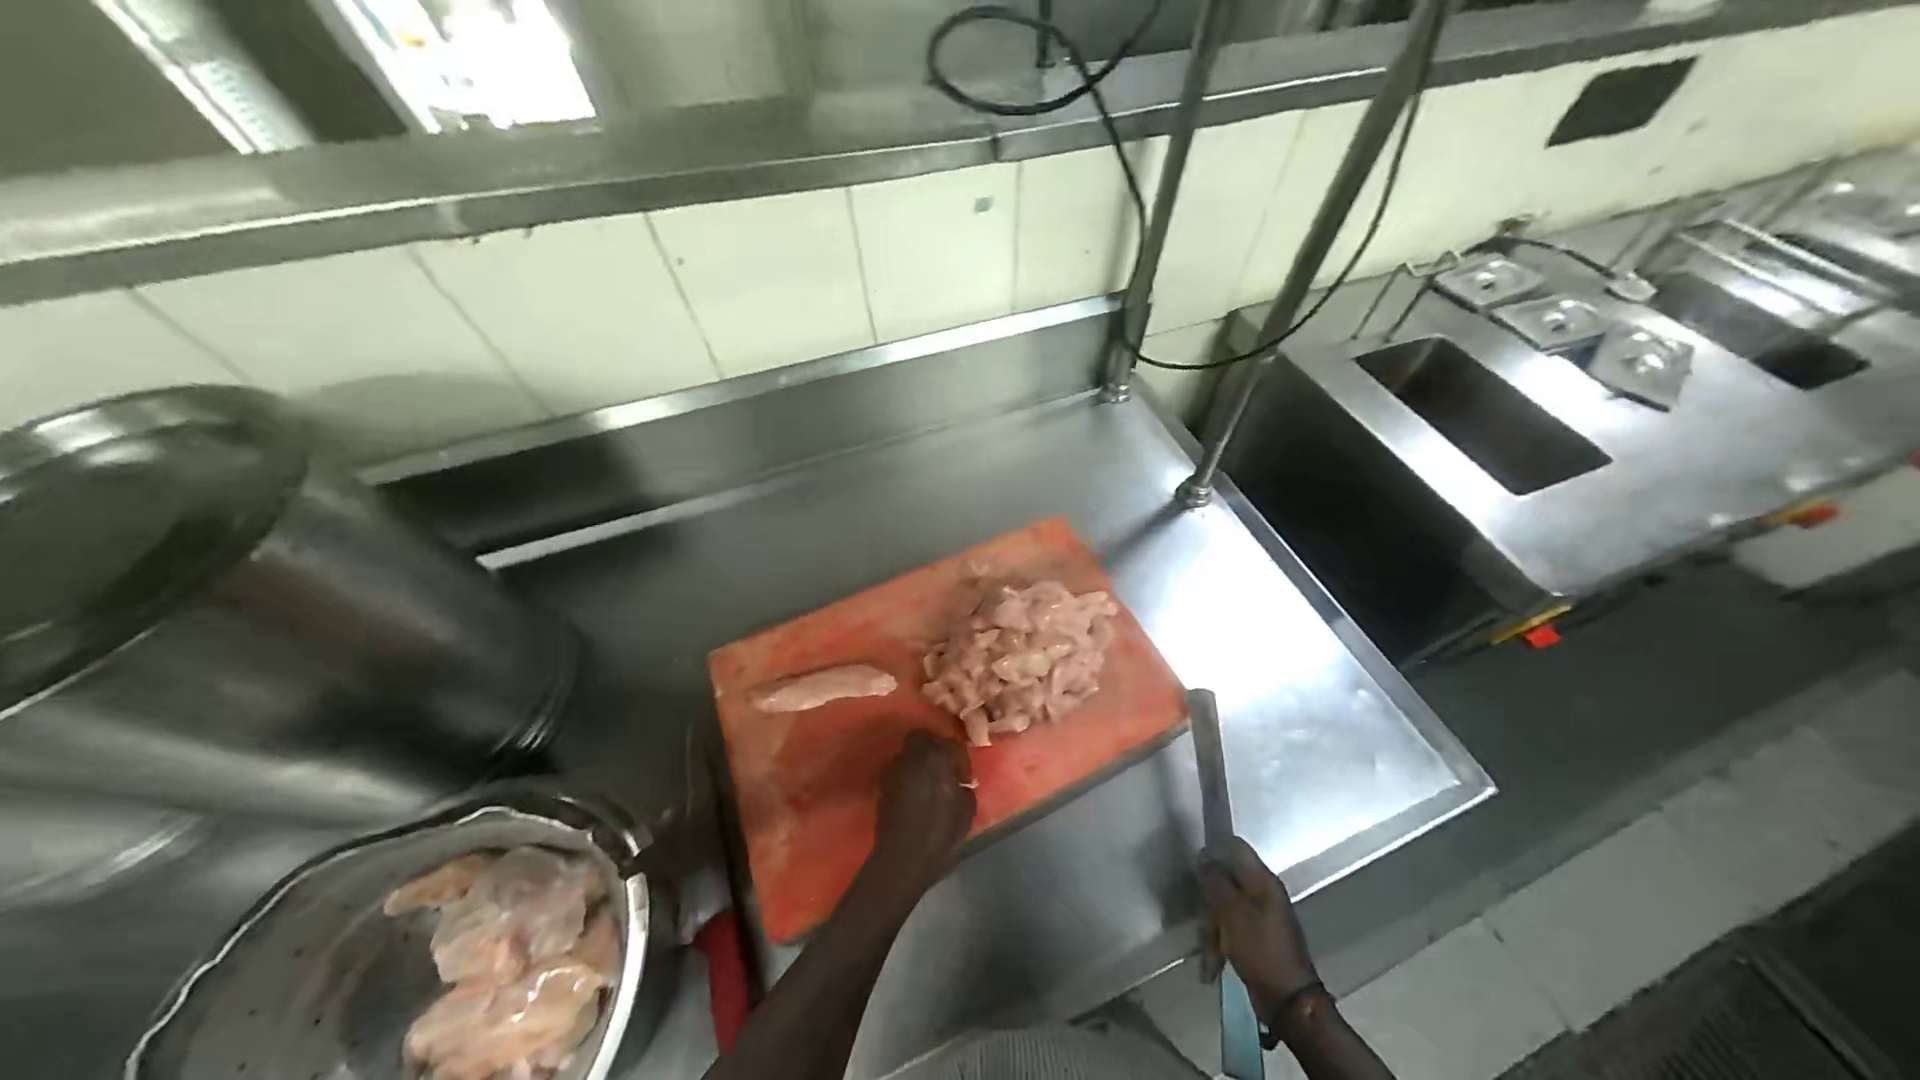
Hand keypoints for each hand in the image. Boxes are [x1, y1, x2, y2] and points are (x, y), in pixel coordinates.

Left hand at [871, 731, 976, 889]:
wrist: (904, 856)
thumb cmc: (941, 832)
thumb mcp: (967, 810)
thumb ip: (964, 788)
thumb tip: (959, 783)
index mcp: (937, 758)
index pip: (951, 743)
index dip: (959, 758)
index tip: (963, 776)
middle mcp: (913, 756)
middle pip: (922, 738)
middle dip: (933, 748)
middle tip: (943, 768)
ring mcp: (894, 769)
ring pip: (907, 753)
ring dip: (918, 762)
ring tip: (928, 782)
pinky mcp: (883, 785)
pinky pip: (898, 771)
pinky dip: (907, 776)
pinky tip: (914, 794)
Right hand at [1199, 836, 1318, 1021]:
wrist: (1288, 1001)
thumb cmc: (1260, 950)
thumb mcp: (1232, 912)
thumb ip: (1216, 881)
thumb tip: (1204, 855)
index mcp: (1263, 881)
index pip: (1236, 847)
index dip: (1215, 850)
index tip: (1197, 866)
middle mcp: (1263, 893)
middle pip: (1226, 878)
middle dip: (1210, 898)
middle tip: (1205, 918)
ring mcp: (1260, 916)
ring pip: (1225, 905)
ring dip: (1212, 926)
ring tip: (1210, 950)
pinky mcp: (1256, 937)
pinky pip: (1231, 927)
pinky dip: (1221, 941)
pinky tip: (1214, 962)